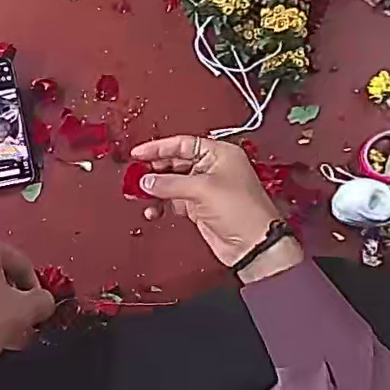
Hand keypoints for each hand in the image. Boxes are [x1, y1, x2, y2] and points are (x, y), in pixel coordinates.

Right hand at [131, 135, 304, 283]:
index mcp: (219, 154)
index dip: (159, 147)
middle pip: (175, 162)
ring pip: (172, 182)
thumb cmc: (244, 211)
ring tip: (140, 194)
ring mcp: (206, 188)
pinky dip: (162, 203)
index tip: (138, 153)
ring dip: (156, 188)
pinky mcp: (200, 206)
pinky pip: (174, 200)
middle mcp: (213, 168)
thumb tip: (147, 180)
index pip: (183, 144)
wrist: (254, 245)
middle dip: (155, 170)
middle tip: (136, 176)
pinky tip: (153, 209)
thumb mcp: (203, 190)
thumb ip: (171, 183)